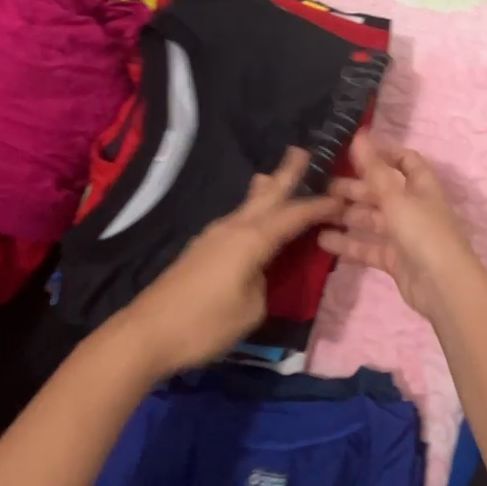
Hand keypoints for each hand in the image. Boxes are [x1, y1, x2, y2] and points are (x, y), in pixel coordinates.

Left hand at [109, 147, 341, 376]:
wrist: (144, 334)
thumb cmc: (203, 323)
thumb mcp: (251, 309)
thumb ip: (264, 283)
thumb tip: (258, 273)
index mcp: (252, 239)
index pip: (295, 216)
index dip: (319, 206)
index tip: (342, 196)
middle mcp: (234, 228)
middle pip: (267, 195)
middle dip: (286, 174)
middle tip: (302, 151)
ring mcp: (213, 236)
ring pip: (248, 205)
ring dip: (266, 191)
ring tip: (272, 176)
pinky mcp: (200, 250)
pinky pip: (236, 220)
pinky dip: (251, 211)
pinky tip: (251, 217)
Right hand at [318, 135, 481, 320]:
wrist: (443, 285)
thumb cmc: (422, 231)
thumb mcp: (396, 196)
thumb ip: (374, 168)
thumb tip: (360, 134)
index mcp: (421, 186)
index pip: (405, 161)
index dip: (384, 154)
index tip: (354, 152)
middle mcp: (413, 207)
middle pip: (382, 191)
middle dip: (355, 188)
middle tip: (323, 186)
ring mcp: (404, 234)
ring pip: (372, 220)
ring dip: (348, 215)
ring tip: (318, 212)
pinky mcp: (395, 260)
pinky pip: (368, 247)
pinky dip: (349, 244)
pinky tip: (323, 241)